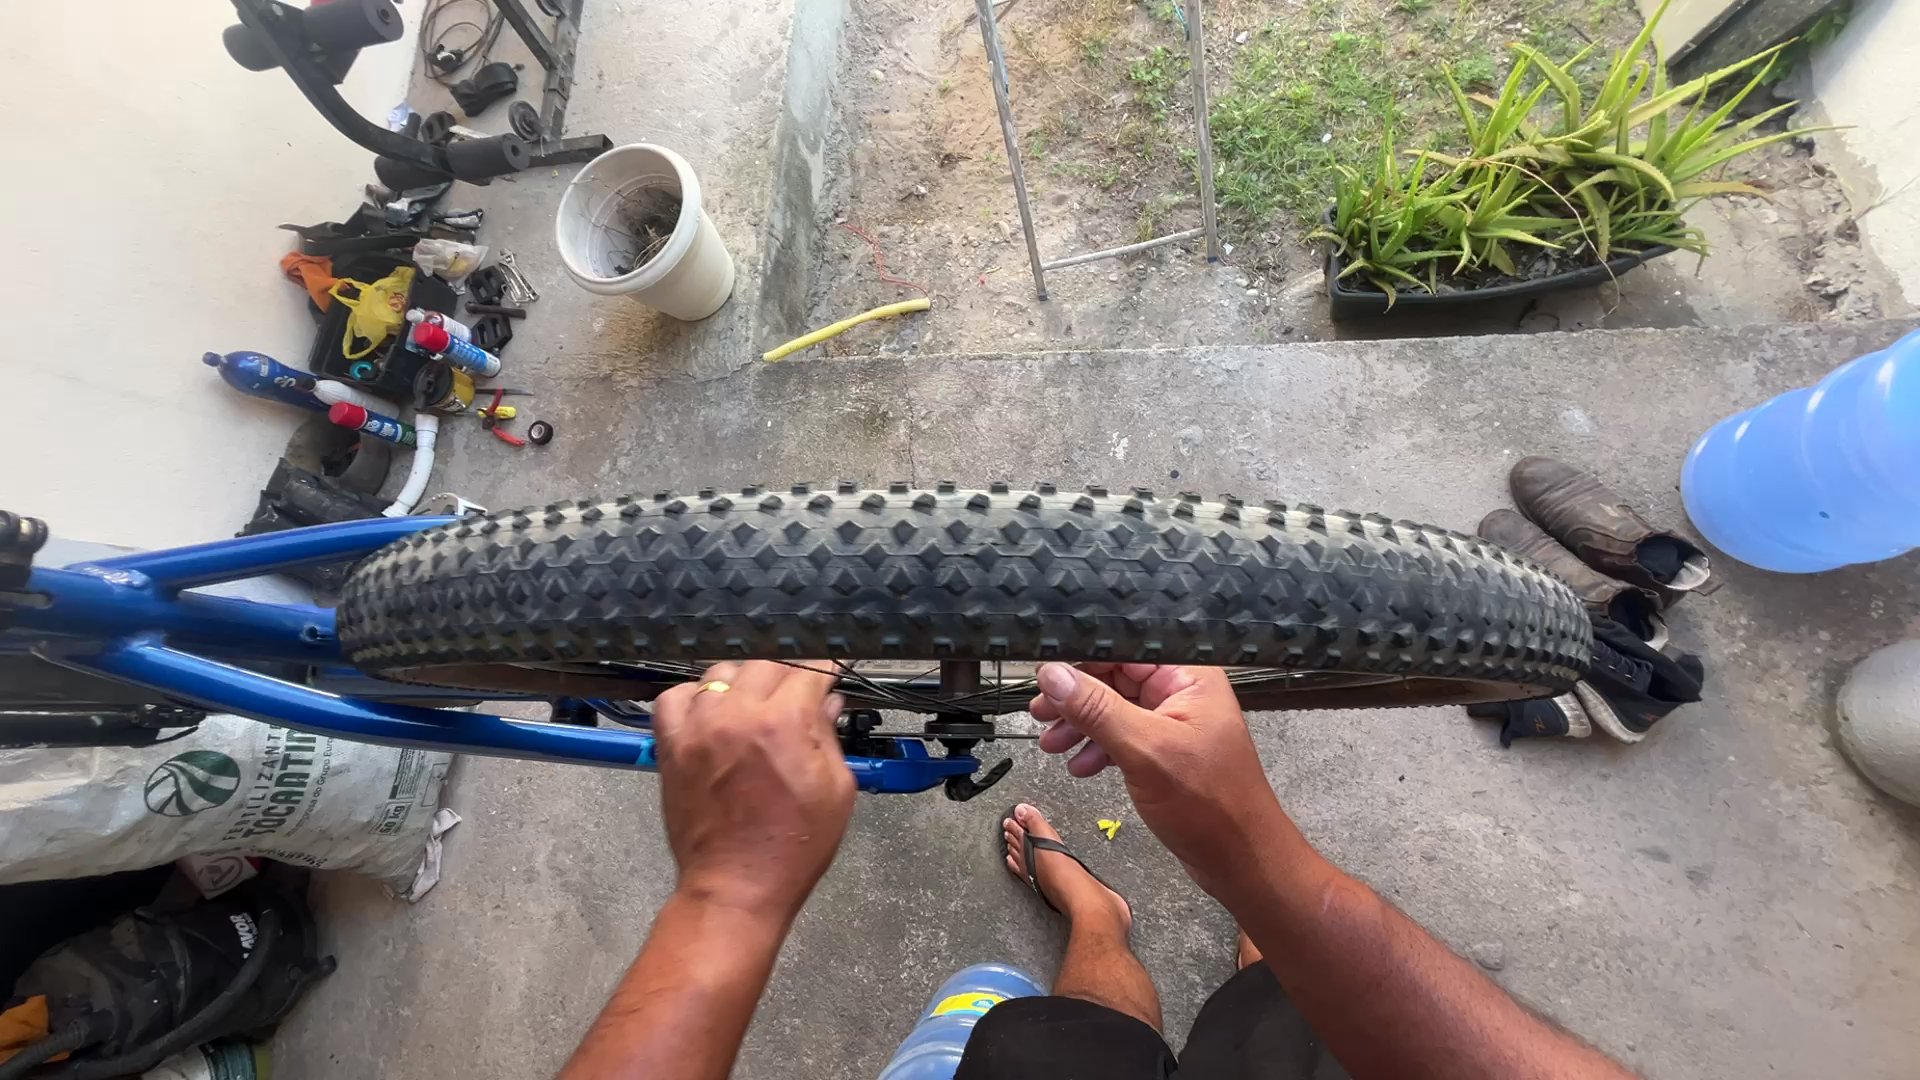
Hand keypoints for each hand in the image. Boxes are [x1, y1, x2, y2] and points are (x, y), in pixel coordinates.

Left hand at [651, 661, 853, 920]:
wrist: (736, 887)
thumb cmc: (795, 844)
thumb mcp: (836, 788)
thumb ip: (830, 735)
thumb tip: (827, 700)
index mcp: (784, 722)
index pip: (810, 670)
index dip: (827, 669)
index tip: (832, 673)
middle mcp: (738, 714)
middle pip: (767, 664)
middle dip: (790, 674)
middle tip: (800, 694)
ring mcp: (699, 727)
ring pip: (723, 672)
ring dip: (745, 681)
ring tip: (756, 703)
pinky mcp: (672, 745)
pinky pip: (675, 698)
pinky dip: (695, 697)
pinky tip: (712, 712)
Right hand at [1031, 663, 1289, 898]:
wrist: (1242, 864)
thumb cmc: (1212, 808)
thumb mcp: (1144, 751)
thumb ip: (1096, 709)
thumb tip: (1054, 675)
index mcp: (1188, 676)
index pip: (1124, 649)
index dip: (1083, 660)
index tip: (1046, 674)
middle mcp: (1182, 691)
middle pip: (1115, 677)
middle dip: (1075, 696)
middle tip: (1041, 710)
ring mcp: (1173, 721)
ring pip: (1114, 707)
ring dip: (1080, 724)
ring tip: (1052, 743)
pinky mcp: (1165, 748)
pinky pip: (1122, 734)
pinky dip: (1098, 747)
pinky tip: (1081, 765)